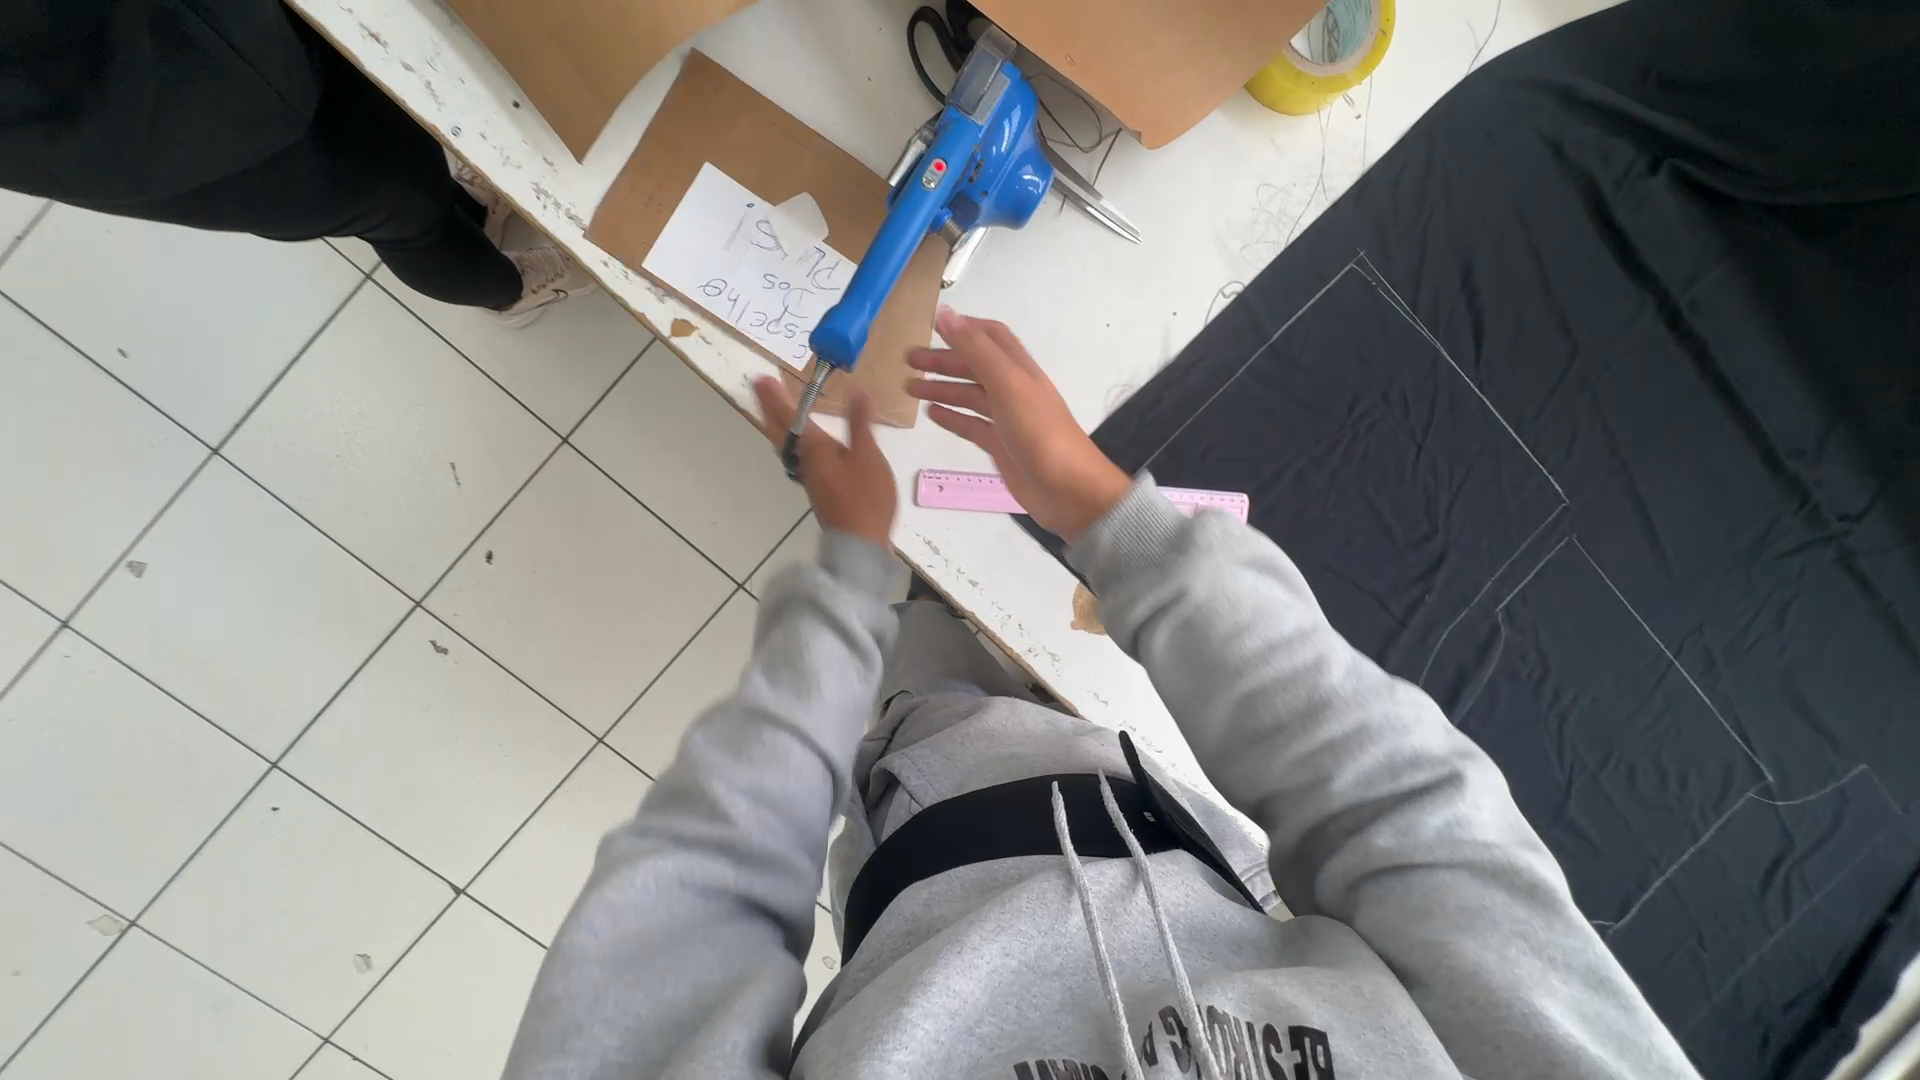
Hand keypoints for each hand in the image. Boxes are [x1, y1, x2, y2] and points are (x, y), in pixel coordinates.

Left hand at [753, 376, 895, 547]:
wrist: (859, 545)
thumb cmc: (864, 498)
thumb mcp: (868, 456)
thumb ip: (860, 424)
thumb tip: (857, 392)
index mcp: (814, 448)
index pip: (789, 416)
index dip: (775, 397)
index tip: (762, 377)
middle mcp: (804, 461)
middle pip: (780, 431)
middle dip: (770, 408)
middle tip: (762, 387)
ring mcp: (809, 478)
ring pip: (786, 445)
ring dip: (779, 425)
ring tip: (777, 410)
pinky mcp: (818, 490)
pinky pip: (798, 456)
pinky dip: (793, 441)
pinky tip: (803, 444)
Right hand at [907, 308, 1130, 541]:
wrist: (1068, 489)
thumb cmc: (1040, 432)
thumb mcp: (1007, 384)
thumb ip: (976, 350)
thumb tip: (946, 314)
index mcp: (1019, 370)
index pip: (991, 337)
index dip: (964, 328)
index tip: (931, 326)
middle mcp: (1013, 390)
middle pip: (975, 367)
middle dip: (944, 360)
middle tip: (909, 360)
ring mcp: (1007, 419)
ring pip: (970, 396)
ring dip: (942, 389)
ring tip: (910, 388)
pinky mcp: (1001, 446)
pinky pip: (972, 426)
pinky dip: (952, 418)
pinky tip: (932, 415)